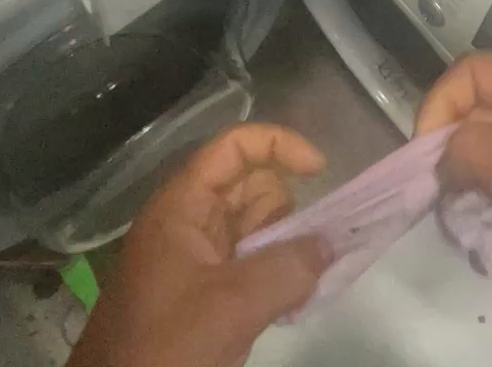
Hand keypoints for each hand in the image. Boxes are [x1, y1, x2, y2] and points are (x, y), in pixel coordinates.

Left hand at [67, 124, 328, 366]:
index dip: (280, 145)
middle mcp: (187, 219)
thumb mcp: (230, 306)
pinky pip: (249, 260)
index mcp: (182, 205)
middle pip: (251, 183)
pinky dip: (274, 272)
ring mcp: (193, 255)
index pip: (236, 145)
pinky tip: (287, 303)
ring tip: (297, 286)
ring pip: (255, 223)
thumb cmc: (162, 348)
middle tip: (302, 252)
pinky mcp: (201, 290)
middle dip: (286, 209)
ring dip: (284, 245)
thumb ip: (288, 268)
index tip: (319, 172)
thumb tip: (329, 244)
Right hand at [416, 53, 491, 299]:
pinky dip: (481, 198)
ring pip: (479, 146)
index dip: (440, 106)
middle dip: (450, 152)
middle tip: (442, 198)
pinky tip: (481, 229)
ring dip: (464, 181)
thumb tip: (442, 156)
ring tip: (463, 219)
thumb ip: (470, 149)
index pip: (469, 72)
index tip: (427, 158)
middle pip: (471, 109)